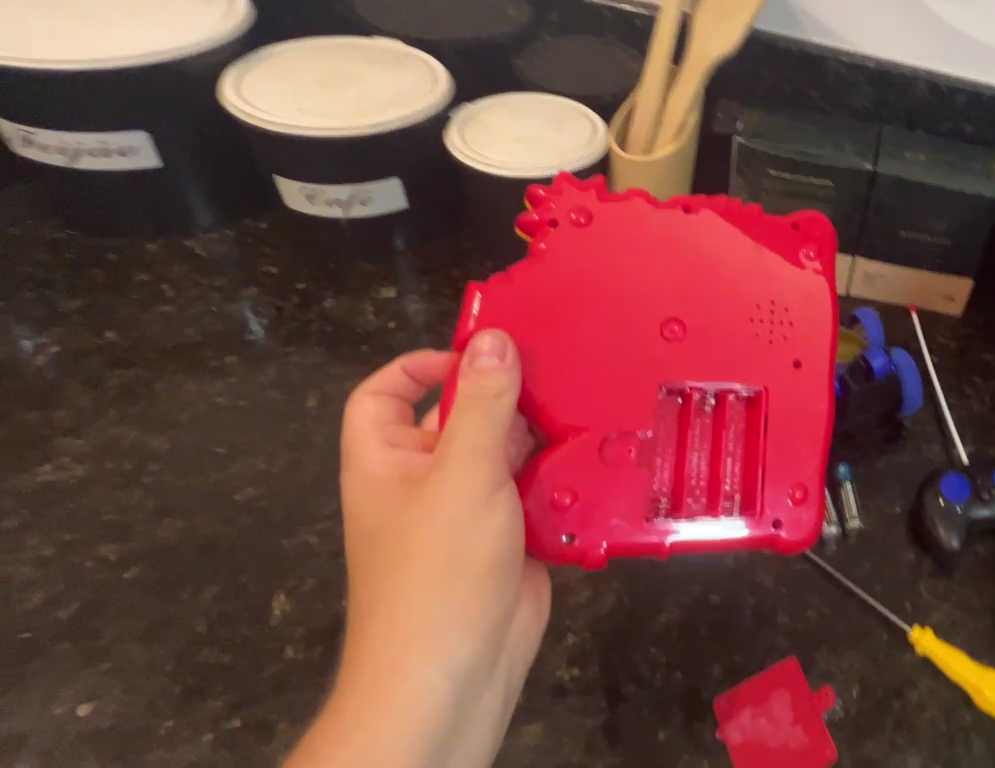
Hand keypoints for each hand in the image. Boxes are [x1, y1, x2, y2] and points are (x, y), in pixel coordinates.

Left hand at [288, 331, 549, 767]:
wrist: (458, 670)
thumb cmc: (440, 568)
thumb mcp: (463, 474)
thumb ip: (484, 406)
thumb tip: (494, 340)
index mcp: (388, 463)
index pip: (383, 396)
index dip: (421, 367)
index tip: (480, 356)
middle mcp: (424, 480)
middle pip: (458, 417)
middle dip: (503, 395)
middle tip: (559, 369)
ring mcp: (469, 508)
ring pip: (503, 450)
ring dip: (539, 431)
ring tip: (587, 403)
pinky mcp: (510, 531)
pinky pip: (533, 484)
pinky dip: (559, 468)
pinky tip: (596, 452)